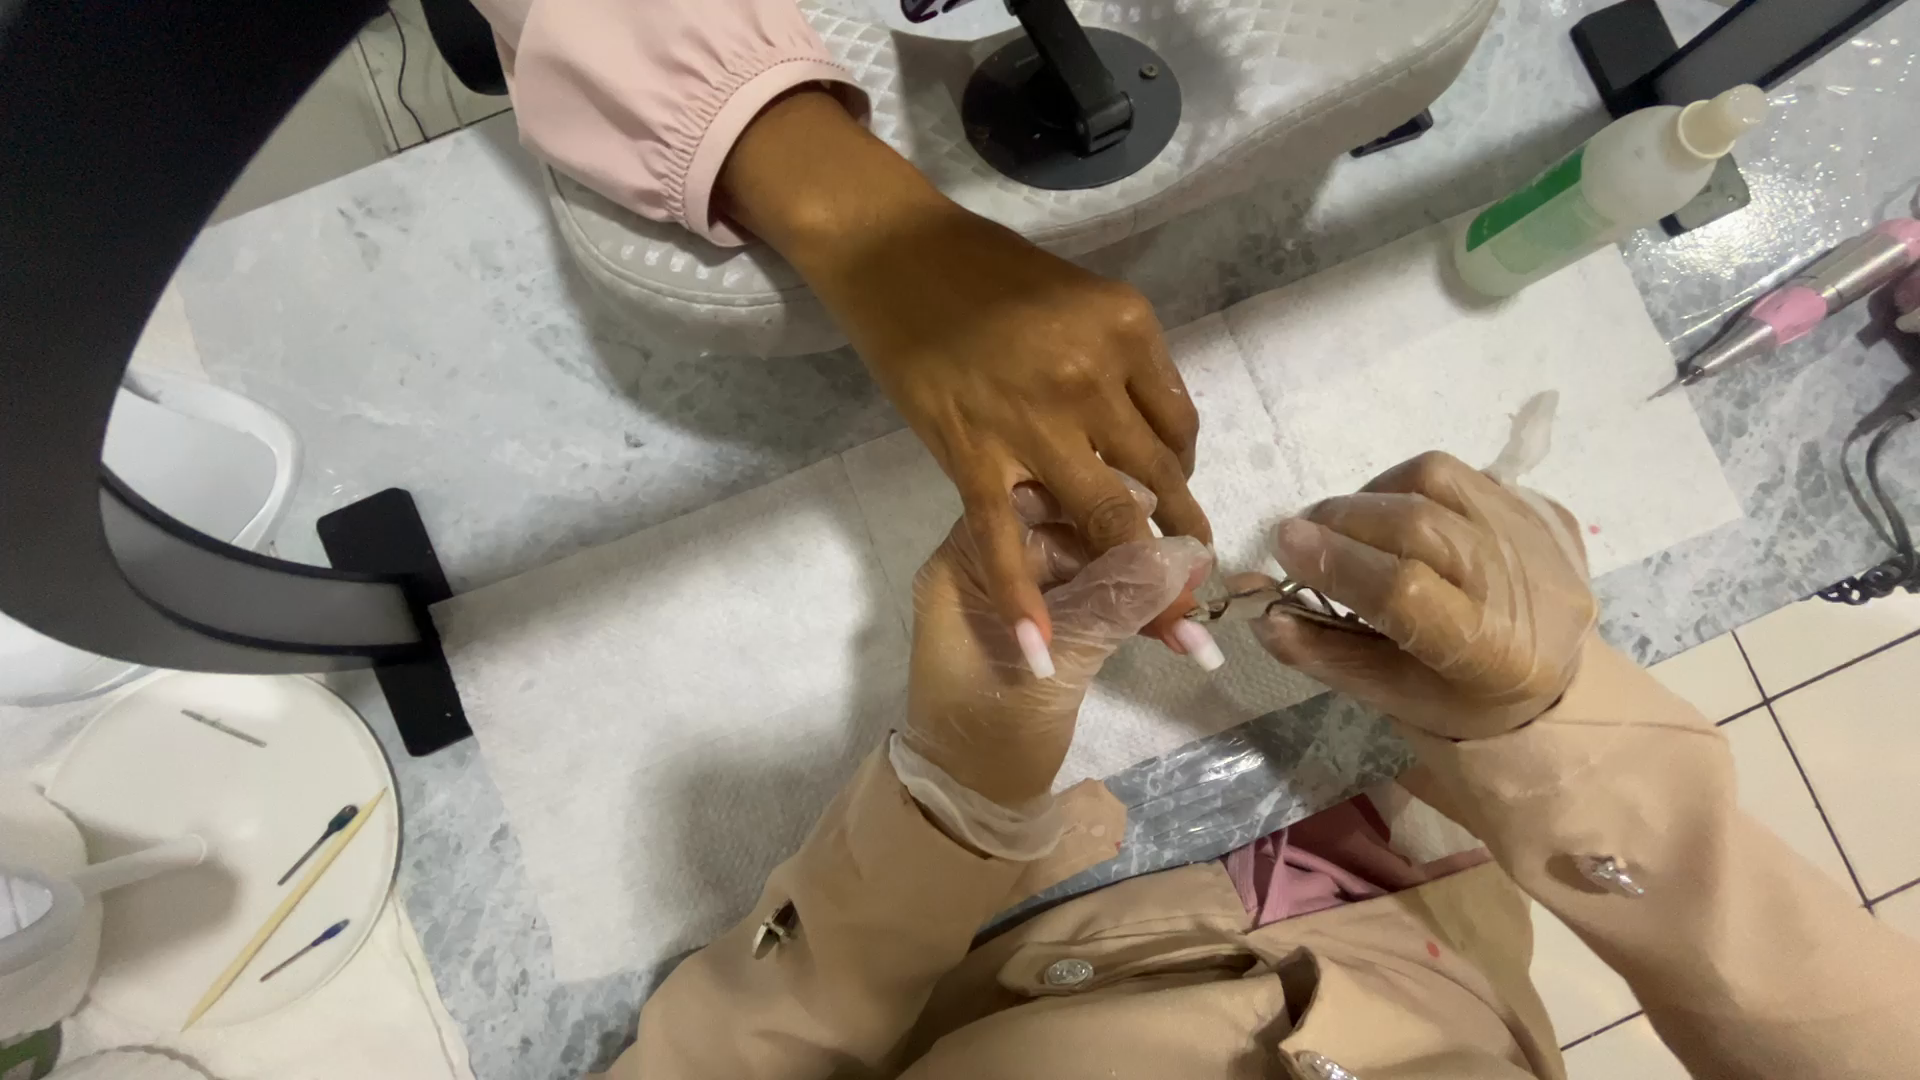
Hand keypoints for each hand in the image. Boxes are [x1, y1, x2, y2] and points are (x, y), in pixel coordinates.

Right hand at [720, 90, 1214, 667]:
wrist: (893, 255)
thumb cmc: (986, 270)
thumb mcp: (1079, 299)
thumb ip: (1116, 364)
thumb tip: (1135, 434)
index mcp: (1128, 330)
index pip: (1179, 425)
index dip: (1183, 477)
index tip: (1174, 505)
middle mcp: (1093, 378)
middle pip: (1156, 481)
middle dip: (1182, 544)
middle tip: (1197, 589)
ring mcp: (1033, 423)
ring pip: (1103, 515)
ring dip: (1136, 575)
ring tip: (1162, 621)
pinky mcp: (974, 457)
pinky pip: (1006, 539)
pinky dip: (1025, 599)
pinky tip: (1041, 649)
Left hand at [905, 486, 1212, 805]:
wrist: (970, 805)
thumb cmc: (989, 735)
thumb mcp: (1052, 669)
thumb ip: (1111, 607)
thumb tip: (1180, 556)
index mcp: (963, 566)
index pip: (1026, 505)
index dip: (1088, 501)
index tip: (1149, 508)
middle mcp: (988, 572)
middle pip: (1065, 537)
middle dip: (1129, 556)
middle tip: (1191, 572)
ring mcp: (1017, 604)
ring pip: (1087, 574)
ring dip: (1139, 594)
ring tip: (1193, 612)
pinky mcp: (1043, 631)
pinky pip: (1090, 607)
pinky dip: (1129, 619)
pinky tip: (1177, 634)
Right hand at [1249, 451, 1596, 739]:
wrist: (1550, 679)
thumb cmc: (1453, 696)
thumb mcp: (1380, 691)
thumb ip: (1314, 649)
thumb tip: (1255, 606)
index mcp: (1489, 653)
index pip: (1403, 590)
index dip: (1336, 562)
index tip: (1282, 544)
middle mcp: (1526, 587)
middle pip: (1415, 524)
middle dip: (1339, 522)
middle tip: (1302, 537)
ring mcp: (1538, 537)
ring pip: (1435, 480)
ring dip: (1370, 495)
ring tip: (1351, 527)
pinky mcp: (1542, 507)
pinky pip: (1460, 473)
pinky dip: (1407, 487)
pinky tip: (1398, 517)